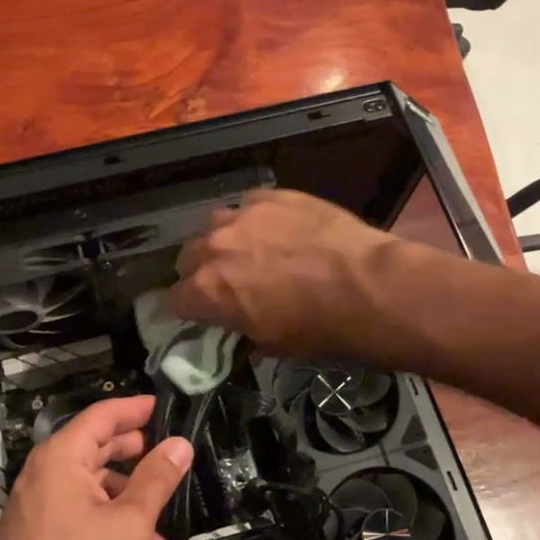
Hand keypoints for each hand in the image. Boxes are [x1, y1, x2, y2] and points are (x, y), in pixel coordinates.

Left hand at [0, 395, 191, 539]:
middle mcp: (47, 470)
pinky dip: (111, 513)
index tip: (166, 406)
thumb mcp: (126, 525)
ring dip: (128, 487)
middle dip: (136, 447)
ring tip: (165, 501)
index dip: (136, 408)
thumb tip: (180, 444)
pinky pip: (82, 506)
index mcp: (63, 457)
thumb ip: (156, 482)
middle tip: (172, 449)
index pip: (103, 415)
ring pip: (92, 479)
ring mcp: (41, 500)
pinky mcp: (42, 528)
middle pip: (96, 444)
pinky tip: (142, 539)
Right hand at [166, 188, 400, 357]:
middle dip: (201, 270)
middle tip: (227, 282)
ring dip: (225, 240)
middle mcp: (215, 247)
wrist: (364, 285)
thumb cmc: (317, 326)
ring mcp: (243, 215)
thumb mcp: (270, 344)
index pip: (174, 299)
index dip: (188, 307)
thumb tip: (240, 328)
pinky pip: (250, 205)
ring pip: (215, 225)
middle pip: (188, 256)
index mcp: (208, 290)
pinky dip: (256, 219)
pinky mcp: (272, 196)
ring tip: (250, 250)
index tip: (201, 312)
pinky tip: (279, 230)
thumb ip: (240, 329)